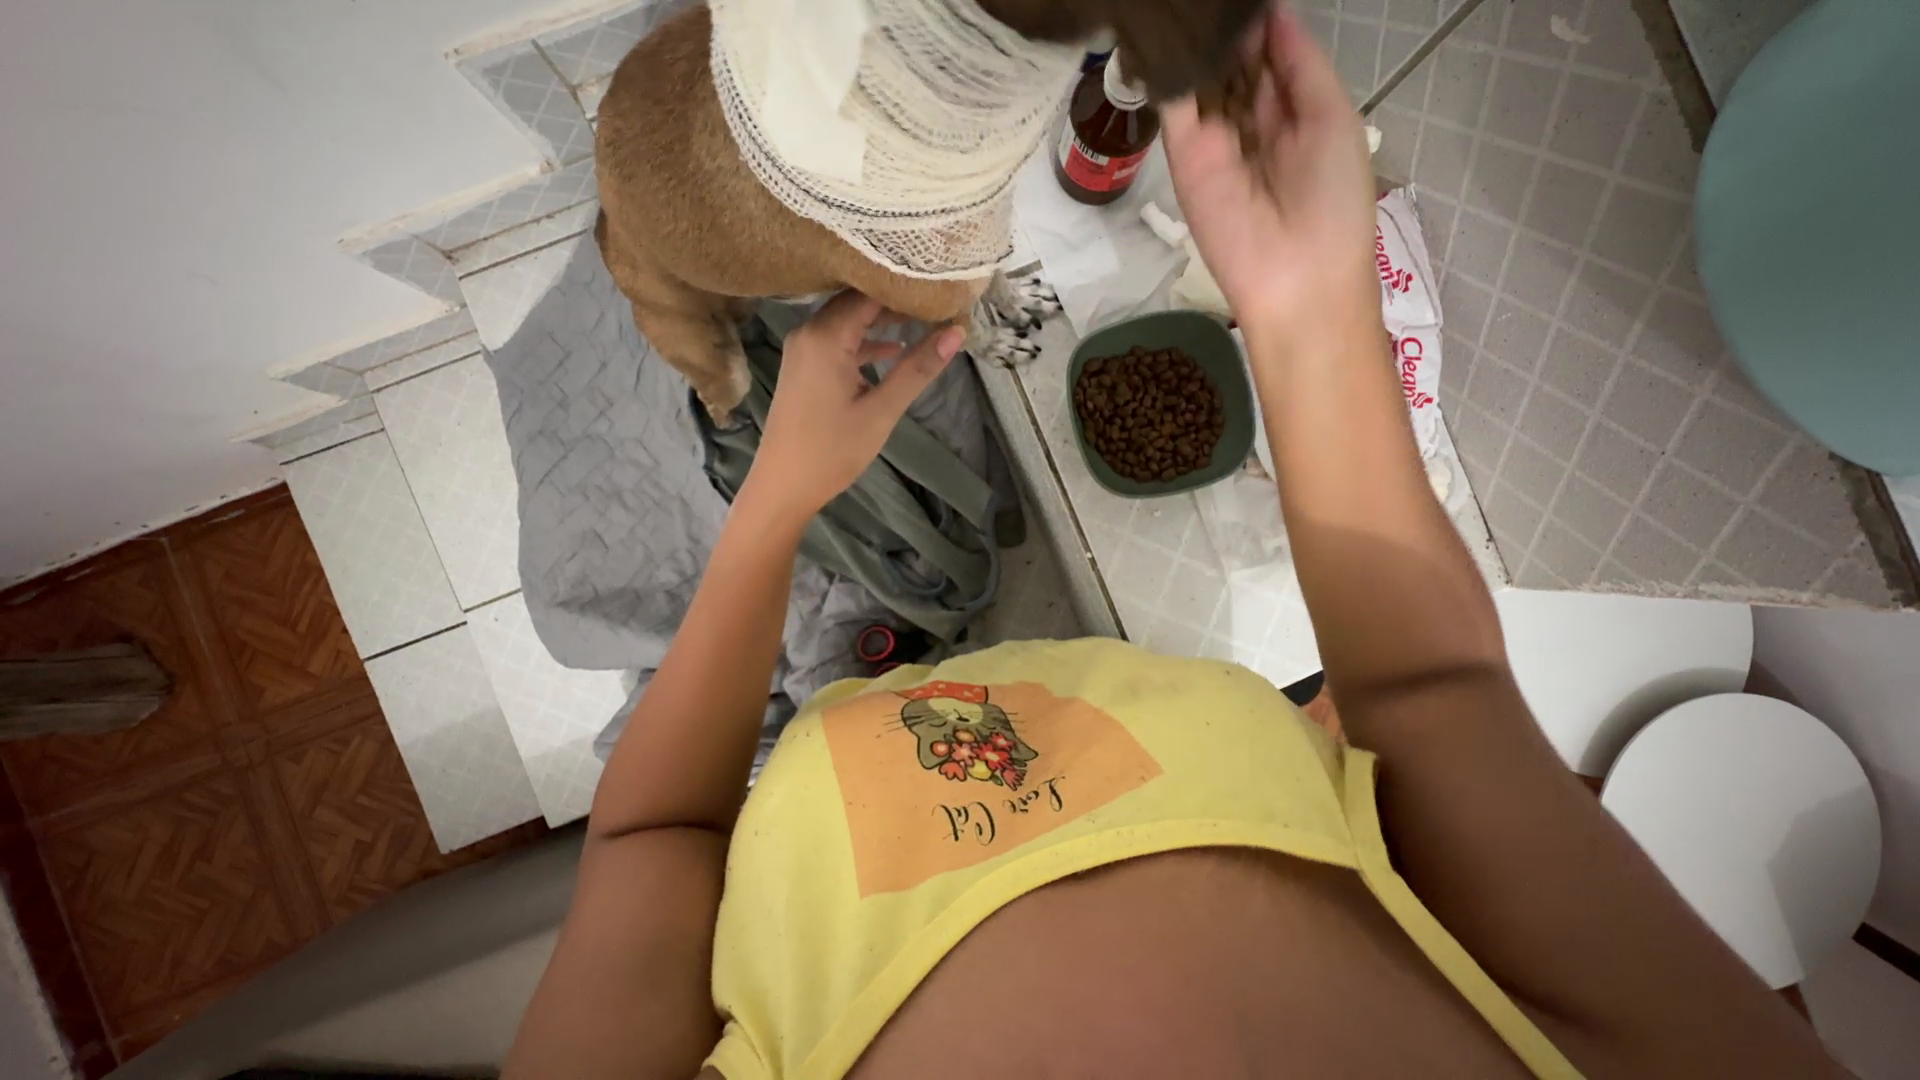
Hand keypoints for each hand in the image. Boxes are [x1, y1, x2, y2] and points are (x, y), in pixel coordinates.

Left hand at [737, 291, 963, 525]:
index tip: (943, 288)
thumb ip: (917, 368)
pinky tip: (894, 350)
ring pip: (848, 320)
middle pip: (857, 300)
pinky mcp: (803, 366)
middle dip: (897, 300)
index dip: (907, 288)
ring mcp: (802, 348)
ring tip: (925, 321)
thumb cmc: (831, 450)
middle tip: (939, 301)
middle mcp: (809, 331)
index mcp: (825, 335)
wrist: (783, 486)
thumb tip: (957, 331)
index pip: (871, 292)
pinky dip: (865, 341)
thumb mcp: (881, 410)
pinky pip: (838, 340)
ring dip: (883, 321)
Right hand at [1163, 10, 1379, 347]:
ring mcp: (1212, 142)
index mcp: (1293, 117)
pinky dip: (1170, 68)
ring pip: (1201, 79)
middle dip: (1225, 29)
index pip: (1268, 58)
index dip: (1258, 24)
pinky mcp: (1182, 157)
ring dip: (1197, 42)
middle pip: (1232, 64)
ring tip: (1189, 6)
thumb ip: (1301, 63)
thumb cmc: (1332, 200)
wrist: (1295, 277)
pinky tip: (1169, 32)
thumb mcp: (1333, 116)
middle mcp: (1249, 126)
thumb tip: (1271, 12)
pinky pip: (1175, 105)